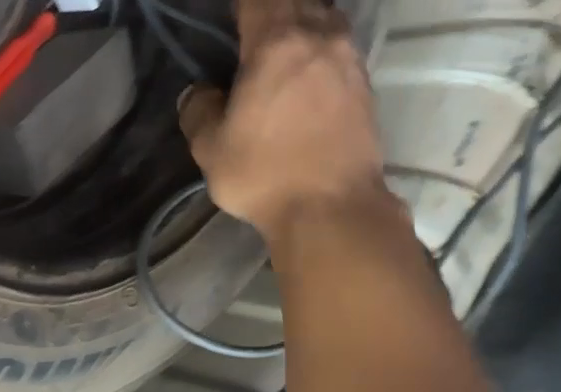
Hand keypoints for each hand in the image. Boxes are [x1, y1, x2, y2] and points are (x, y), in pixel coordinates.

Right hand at [178, 0, 391, 242]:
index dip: (240, 3)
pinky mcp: (362, 79)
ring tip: (278, 37)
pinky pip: (338, 41)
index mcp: (276, 43)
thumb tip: (199, 92)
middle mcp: (319, 35)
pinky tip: (303, 63)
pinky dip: (317, 41)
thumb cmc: (262, 173)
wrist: (328, 203)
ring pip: (324, 14)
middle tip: (249, 24)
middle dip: (271, 6)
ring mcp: (347, 55)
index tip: (225, 14)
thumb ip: (199, 111)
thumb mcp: (210, 148)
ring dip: (300, 17)